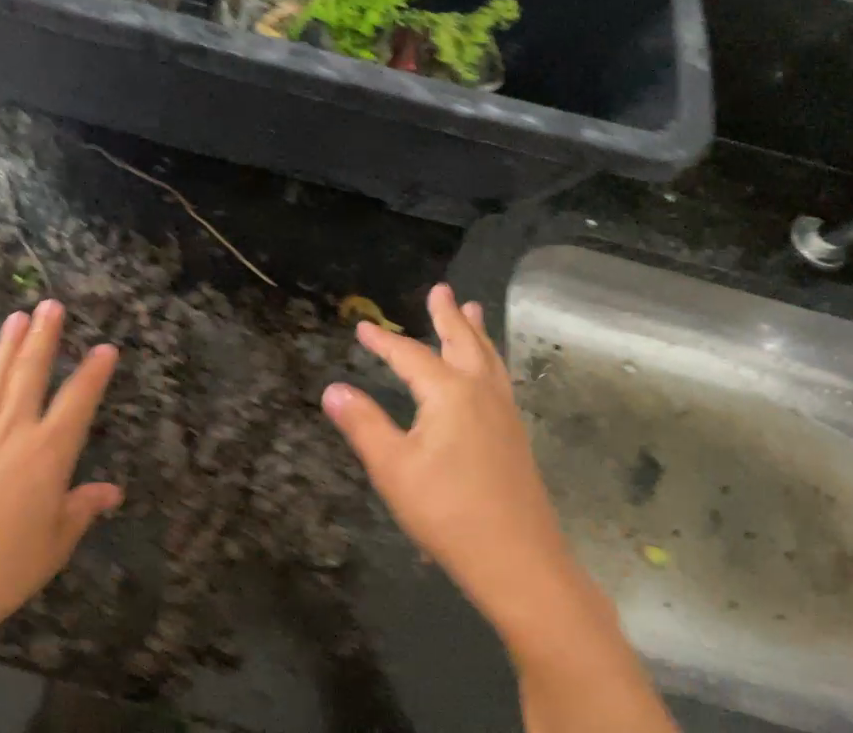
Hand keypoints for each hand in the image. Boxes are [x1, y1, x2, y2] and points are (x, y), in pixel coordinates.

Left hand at [0, 299, 122, 646]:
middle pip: (31, 374)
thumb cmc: (7, 567)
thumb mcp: (57, 542)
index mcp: (49, 453)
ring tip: (16, 317)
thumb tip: (111, 491)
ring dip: (6, 347)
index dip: (93, 373)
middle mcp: (14, 433)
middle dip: (43, 337)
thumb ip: (81, 508)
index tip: (105, 348)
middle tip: (50, 304)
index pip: (78, 401)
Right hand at [322, 284, 574, 621]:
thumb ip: (363, 424)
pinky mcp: (515, 438)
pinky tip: (489, 373)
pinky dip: (490, 359)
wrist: (519, 562)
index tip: (363, 328)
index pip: (411, 357)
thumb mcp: (393, 468)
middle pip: (464, 343)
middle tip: (442, 290)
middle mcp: (482, 394)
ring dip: (477, 333)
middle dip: (448, 316)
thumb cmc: (448, 512)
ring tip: (474, 310)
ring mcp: (505, 416)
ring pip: (490, 360)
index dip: (384, 342)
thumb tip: (333, 389)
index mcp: (450, 394)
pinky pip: (500, 379)